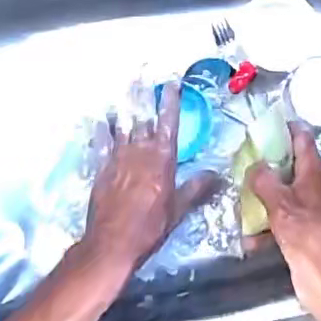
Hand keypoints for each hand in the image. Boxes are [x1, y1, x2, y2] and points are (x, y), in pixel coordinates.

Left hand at [81, 80, 220, 273]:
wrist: (111, 245)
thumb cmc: (150, 227)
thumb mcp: (178, 210)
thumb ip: (197, 188)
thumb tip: (219, 174)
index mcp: (163, 157)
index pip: (169, 121)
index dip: (171, 101)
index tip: (172, 82)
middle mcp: (141, 151)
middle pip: (144, 117)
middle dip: (144, 96)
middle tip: (143, 75)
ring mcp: (119, 157)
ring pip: (123, 125)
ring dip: (125, 106)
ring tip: (125, 89)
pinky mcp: (102, 168)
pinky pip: (102, 144)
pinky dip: (102, 131)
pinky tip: (101, 120)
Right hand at [247, 123, 320, 320]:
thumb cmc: (307, 233)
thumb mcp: (280, 203)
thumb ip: (263, 180)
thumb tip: (253, 166)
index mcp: (314, 169)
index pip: (301, 137)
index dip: (283, 129)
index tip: (261, 128)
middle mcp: (313, 183)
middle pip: (289, 164)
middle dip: (265, 164)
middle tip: (241, 164)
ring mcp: (310, 207)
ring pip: (282, 192)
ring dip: (262, 197)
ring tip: (239, 201)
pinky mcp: (304, 229)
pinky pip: (281, 218)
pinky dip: (266, 225)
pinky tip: (249, 239)